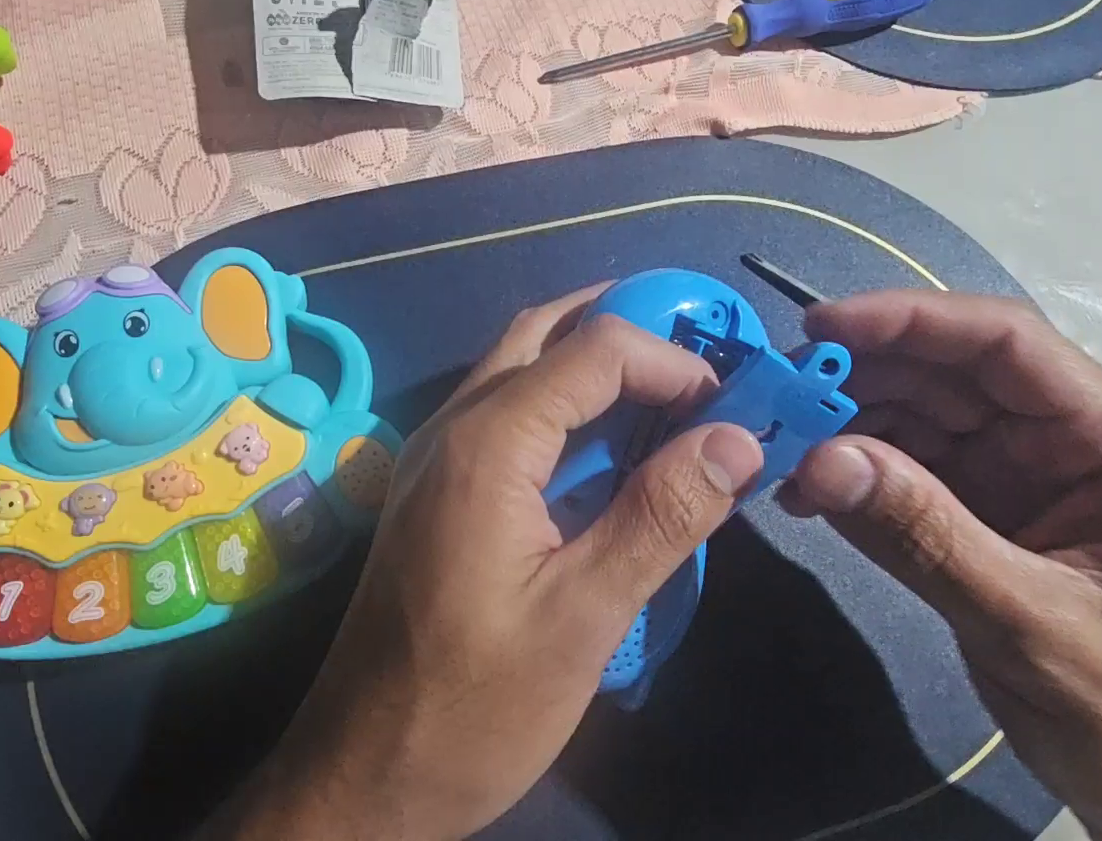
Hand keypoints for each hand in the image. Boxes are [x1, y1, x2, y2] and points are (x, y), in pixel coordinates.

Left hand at [200, 285, 764, 840]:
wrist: (363, 771)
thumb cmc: (474, 705)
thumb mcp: (583, 617)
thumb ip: (660, 516)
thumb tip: (738, 438)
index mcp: (487, 443)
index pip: (594, 350)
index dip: (670, 363)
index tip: (730, 409)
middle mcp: (452, 426)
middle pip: (543, 333)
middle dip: (625, 330)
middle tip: (699, 364)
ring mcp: (435, 453)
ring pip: (517, 365)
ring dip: (591, 360)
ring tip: (666, 393)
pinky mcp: (435, 486)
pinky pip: (502, 410)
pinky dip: (561, 401)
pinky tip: (605, 446)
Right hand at [778, 291, 1101, 840]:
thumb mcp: (1031, 626)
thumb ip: (923, 535)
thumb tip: (817, 458)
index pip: (1006, 345)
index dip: (909, 321)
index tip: (820, 328)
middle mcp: (1063, 442)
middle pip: (948, 374)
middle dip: (860, 376)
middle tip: (776, 395)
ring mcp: (1018, 475)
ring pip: (916, 416)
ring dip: (845, 424)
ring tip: (780, 449)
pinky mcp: (981, 511)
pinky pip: (904, 468)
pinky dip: (851, 471)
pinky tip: (805, 491)